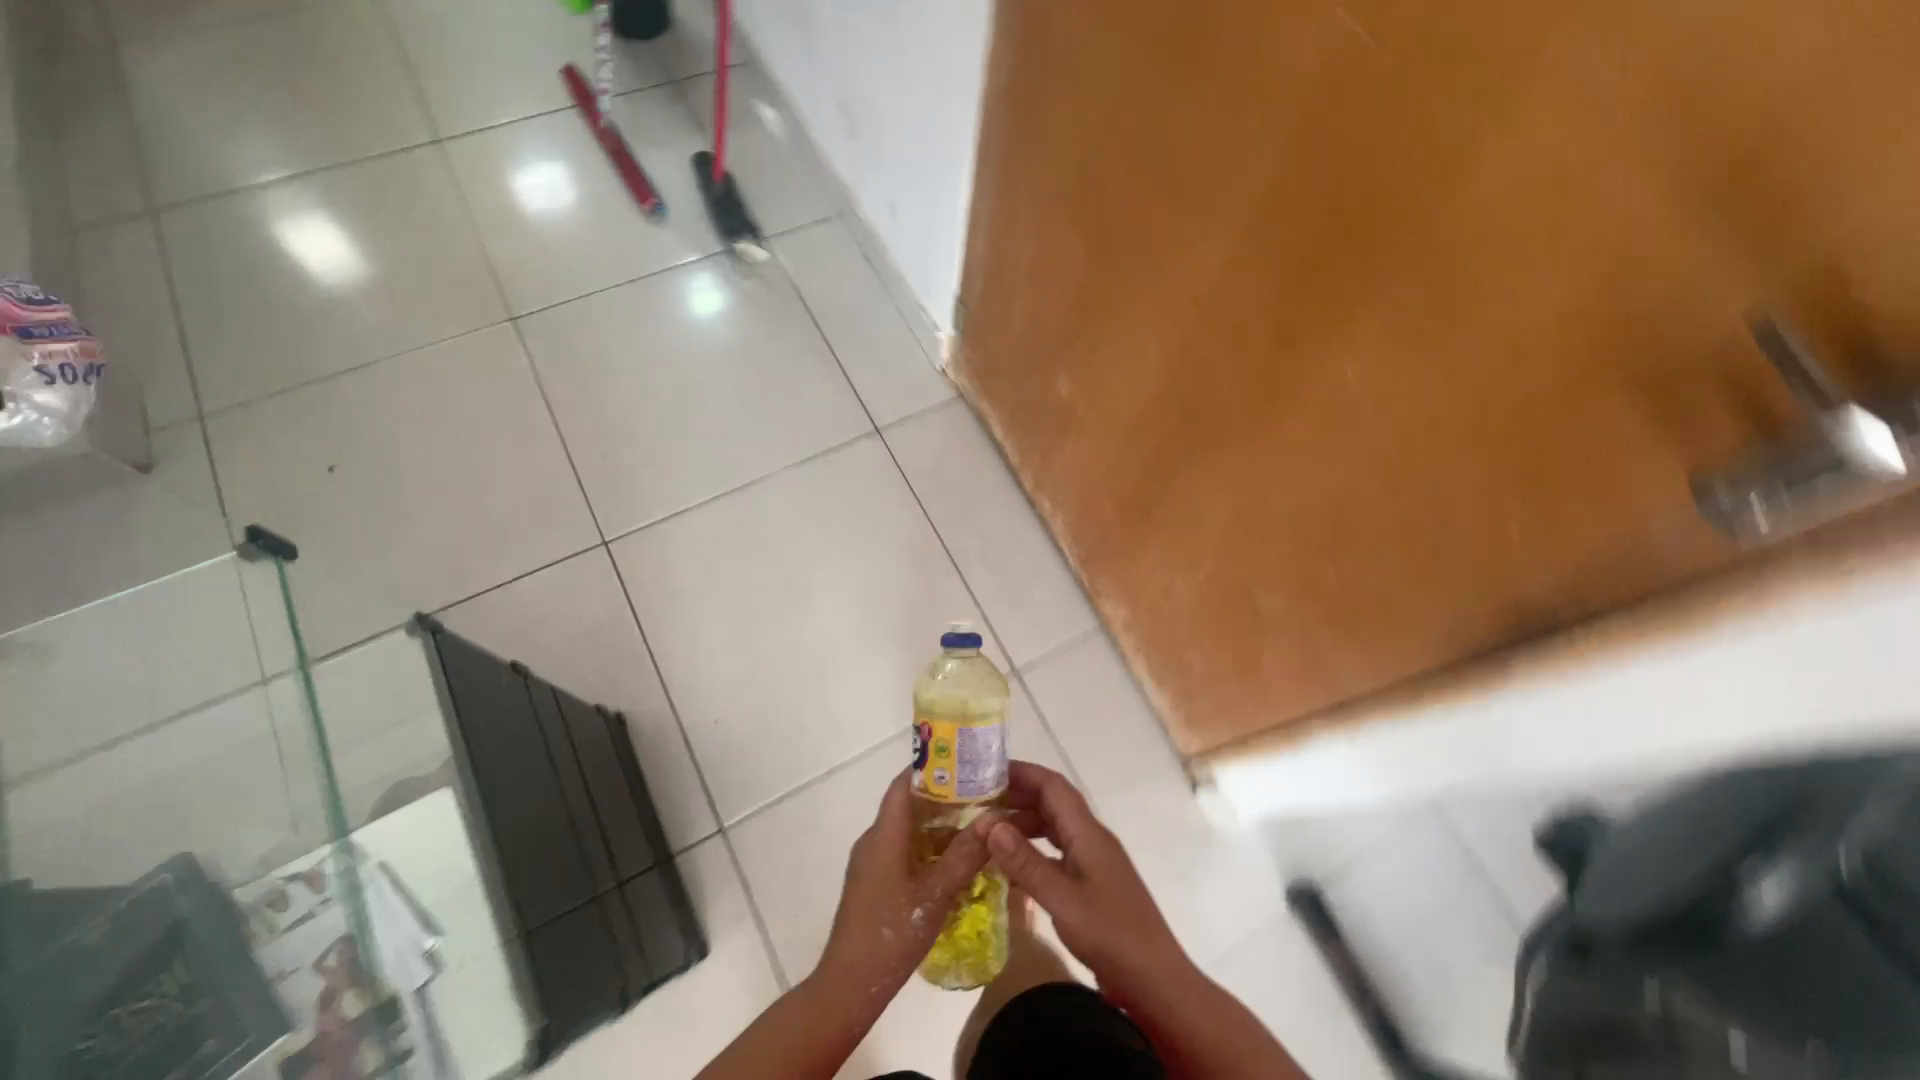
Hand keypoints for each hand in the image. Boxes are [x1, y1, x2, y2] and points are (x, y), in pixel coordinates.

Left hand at [814, 769, 992, 1000]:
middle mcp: (874, 841)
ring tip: (978, 826)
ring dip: (939, 827)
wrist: (849, 983)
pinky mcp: (874, 883)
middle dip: (944, 799)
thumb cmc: (892, 934)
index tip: (963, 764)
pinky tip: (956, 863)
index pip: (904, 785)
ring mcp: (871, 863)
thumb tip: (994, 819)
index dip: (931, 770)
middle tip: (983, 796)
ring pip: (908, 832)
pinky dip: (929, 850)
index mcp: (884, 835)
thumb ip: (965, 855)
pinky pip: (904, 853)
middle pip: (908, 806)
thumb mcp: (936, 894)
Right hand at [987, 762, 1192, 1007]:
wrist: (1155, 980)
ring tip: (988, 833)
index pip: (1053, 786)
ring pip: (1055, 828)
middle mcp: (1092, 840)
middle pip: (1053, 803)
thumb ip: (1025, 862)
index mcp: (1089, 834)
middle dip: (1017, 796)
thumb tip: (989, 823)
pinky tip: (1012, 867)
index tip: (985, 772)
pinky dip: (1033, 851)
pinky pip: (1058, 853)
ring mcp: (1094, 862)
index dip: (1021, 773)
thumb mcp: (1062, 899)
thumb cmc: (1111, 935)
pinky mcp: (1092, 885)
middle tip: (977, 802)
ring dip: (1023, 824)